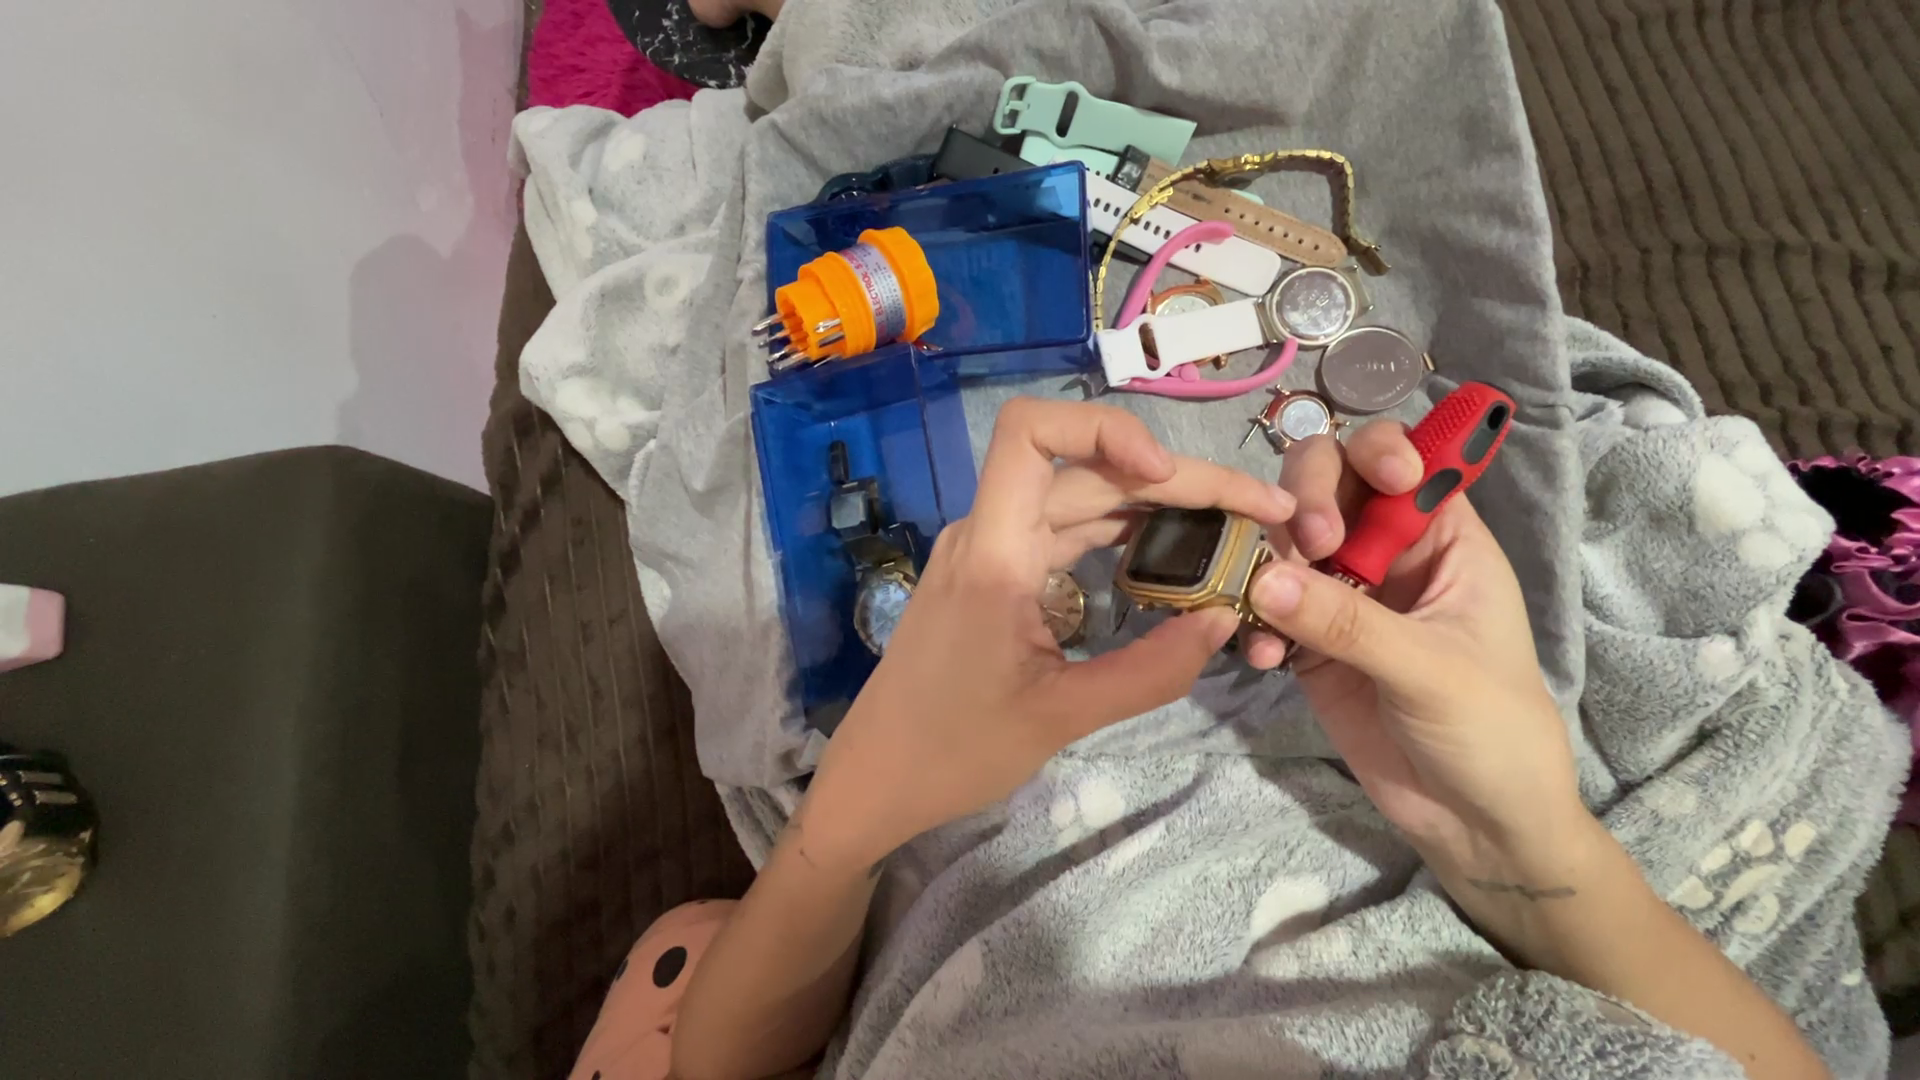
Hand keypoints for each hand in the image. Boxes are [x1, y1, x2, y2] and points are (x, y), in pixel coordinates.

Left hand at [797, 399, 1293, 870]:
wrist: (878, 775)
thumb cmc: (953, 752)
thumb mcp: (1061, 717)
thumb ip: (1150, 671)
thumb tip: (1225, 619)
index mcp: (994, 552)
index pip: (1030, 431)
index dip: (1104, 428)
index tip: (1165, 473)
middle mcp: (989, 532)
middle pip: (1084, 469)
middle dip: (1177, 480)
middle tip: (1265, 511)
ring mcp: (990, 549)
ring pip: (1080, 498)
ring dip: (1156, 506)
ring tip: (1235, 529)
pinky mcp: (996, 572)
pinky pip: (1064, 531)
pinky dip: (1120, 534)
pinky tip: (1170, 553)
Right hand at [1241, 422, 1589, 886]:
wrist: (1472, 824)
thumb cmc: (1491, 732)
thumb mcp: (1432, 671)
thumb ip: (1350, 623)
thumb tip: (1264, 580)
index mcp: (1444, 544)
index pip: (1408, 466)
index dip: (1381, 454)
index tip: (1370, 483)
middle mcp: (1386, 557)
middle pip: (1330, 489)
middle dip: (1308, 501)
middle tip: (1306, 544)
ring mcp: (1341, 598)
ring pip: (1284, 544)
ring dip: (1265, 563)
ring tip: (1266, 611)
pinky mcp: (1306, 642)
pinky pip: (1263, 609)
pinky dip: (1251, 623)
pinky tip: (1259, 657)